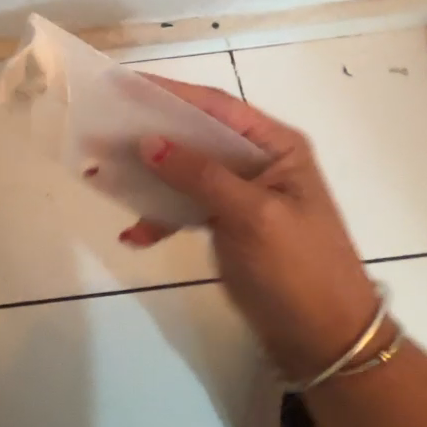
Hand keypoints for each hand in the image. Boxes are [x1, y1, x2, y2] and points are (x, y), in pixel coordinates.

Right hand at [120, 76, 378, 381]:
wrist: (325, 342)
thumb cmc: (300, 270)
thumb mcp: (253, 217)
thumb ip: (200, 175)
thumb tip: (147, 142)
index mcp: (275, 147)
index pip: (215, 106)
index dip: (169, 92)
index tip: (122, 84)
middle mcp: (255, 160)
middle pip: (192, 134)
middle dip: (147, 134)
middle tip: (101, 129)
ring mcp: (239, 191)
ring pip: (181, 168)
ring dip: (144, 176)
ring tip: (101, 176)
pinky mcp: (224, 221)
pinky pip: (181, 205)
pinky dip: (158, 217)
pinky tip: (135, 234)